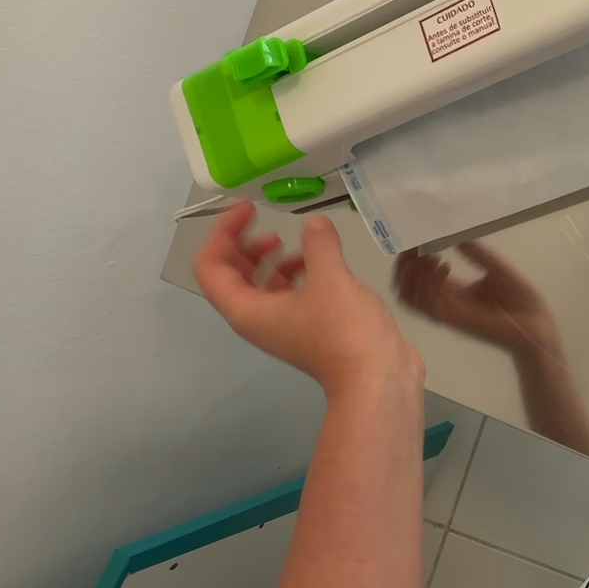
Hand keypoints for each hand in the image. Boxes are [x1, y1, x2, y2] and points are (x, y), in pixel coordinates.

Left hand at [192, 201, 423, 397]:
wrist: (377, 377)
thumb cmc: (344, 331)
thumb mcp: (330, 279)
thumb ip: (319, 244)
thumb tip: (316, 223)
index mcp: (247, 309)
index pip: (211, 266)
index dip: (223, 232)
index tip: (249, 210)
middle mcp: (259, 319)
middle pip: (234, 276)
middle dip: (246, 246)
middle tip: (270, 226)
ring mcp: (286, 326)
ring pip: (264, 286)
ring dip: (273, 261)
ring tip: (297, 245)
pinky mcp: (313, 329)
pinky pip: (291, 295)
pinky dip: (299, 275)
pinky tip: (325, 265)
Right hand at [393, 241, 559, 356]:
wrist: (535, 321)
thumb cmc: (519, 297)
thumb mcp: (496, 268)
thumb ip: (476, 253)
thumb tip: (456, 233)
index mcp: (453, 289)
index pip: (419, 274)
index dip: (412, 256)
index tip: (419, 238)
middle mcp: (445, 300)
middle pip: (405, 284)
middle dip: (405, 263)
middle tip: (418, 248)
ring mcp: (446, 310)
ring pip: (407, 294)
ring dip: (412, 273)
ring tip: (435, 258)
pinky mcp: (452, 318)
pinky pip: (424, 304)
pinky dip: (426, 284)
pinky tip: (445, 268)